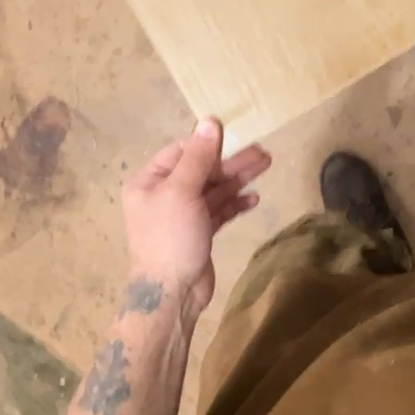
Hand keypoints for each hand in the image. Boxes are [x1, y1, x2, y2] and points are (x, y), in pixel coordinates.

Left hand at [123, 118, 271, 313]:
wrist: (172, 292)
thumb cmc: (171, 238)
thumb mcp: (182, 191)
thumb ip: (198, 157)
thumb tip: (210, 122)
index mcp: (149, 182)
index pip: (181, 152)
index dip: (208, 145)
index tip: (236, 137)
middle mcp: (162, 195)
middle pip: (201, 171)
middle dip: (230, 162)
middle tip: (263, 153)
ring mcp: (181, 216)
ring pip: (212, 191)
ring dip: (237, 180)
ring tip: (265, 166)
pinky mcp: (197, 234)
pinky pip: (217, 212)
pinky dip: (234, 204)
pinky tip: (254, 199)